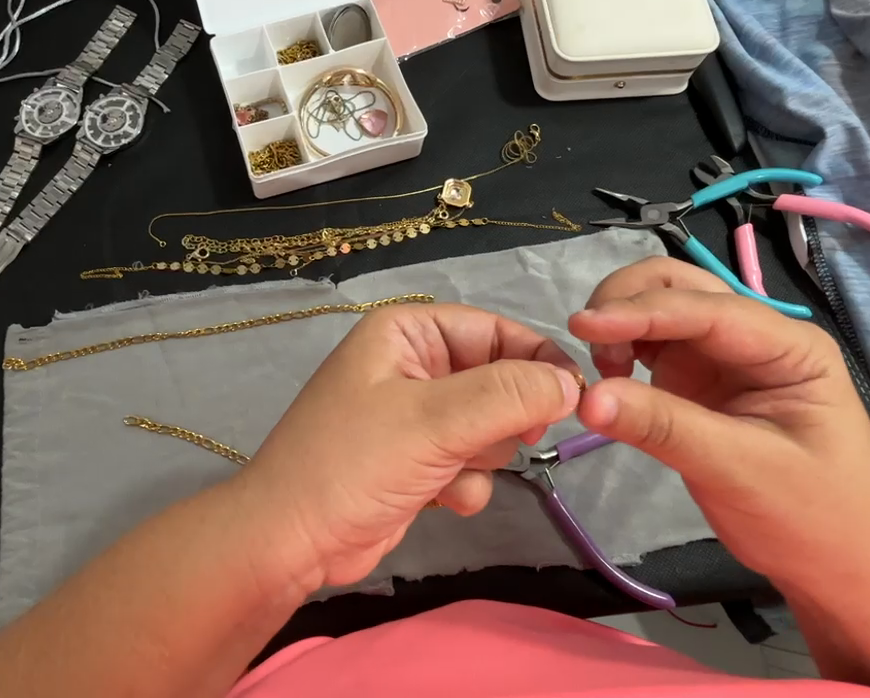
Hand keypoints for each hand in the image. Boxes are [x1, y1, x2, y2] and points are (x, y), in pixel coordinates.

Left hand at [233, 303, 581, 592]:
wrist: (293, 540)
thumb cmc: (354, 461)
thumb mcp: (432, 420)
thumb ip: (507, 395)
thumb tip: (573, 381)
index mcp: (407, 331)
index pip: (493, 329)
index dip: (535, 360)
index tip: (576, 398)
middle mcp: (412, 364)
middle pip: (497, 379)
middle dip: (500, 417)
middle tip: (496, 439)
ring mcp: (414, 414)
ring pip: (489, 425)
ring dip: (480, 454)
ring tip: (449, 468)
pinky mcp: (417, 458)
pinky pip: (470, 461)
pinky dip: (464, 481)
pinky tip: (440, 497)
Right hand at [568, 258, 869, 601]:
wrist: (840, 573)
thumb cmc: (814, 521)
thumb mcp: (740, 472)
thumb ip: (662, 427)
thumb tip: (585, 398)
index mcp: (788, 347)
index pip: (704, 309)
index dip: (639, 311)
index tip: (581, 326)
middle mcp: (752, 337)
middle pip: (677, 285)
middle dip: (626, 301)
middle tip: (590, 344)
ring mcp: (720, 355)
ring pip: (656, 305)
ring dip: (619, 321)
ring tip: (602, 368)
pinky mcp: (693, 378)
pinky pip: (647, 342)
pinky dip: (619, 346)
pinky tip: (609, 378)